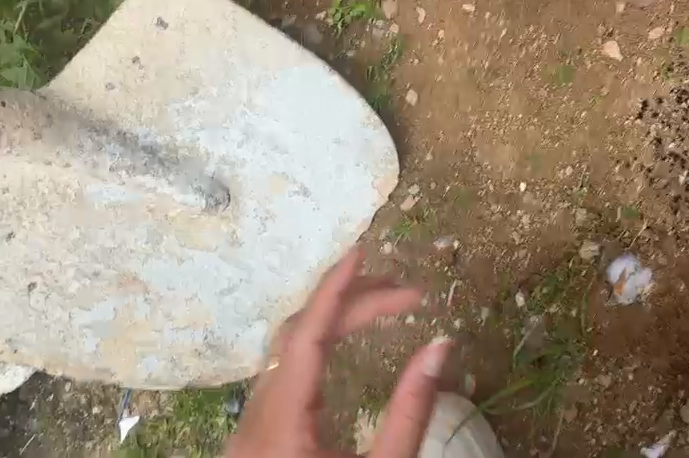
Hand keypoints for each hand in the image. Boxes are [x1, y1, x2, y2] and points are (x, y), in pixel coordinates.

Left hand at [225, 245, 449, 457]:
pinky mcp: (254, 445)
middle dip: (351, 302)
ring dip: (334, 321)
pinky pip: (281, 375)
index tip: (363, 249)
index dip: (334, 289)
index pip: (304, 336)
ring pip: (285, 354)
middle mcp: (252, 423)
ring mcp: (247, 436)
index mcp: (279, 429)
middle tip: (409, 295)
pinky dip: (318, 345)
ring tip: (384, 306)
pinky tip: (346, 345)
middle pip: (296, 337)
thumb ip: (410, 411)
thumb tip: (441, 343)